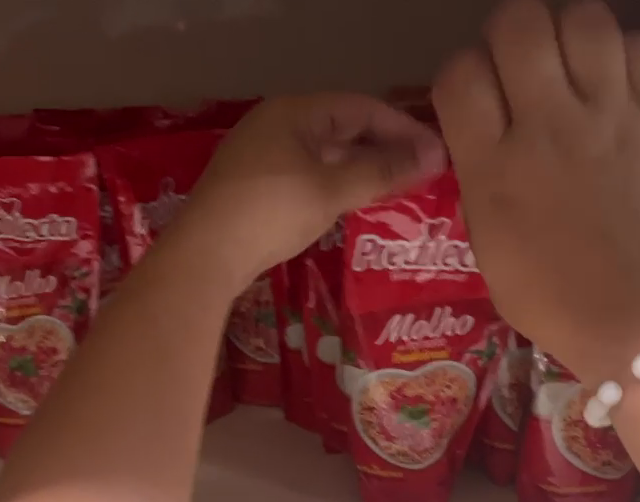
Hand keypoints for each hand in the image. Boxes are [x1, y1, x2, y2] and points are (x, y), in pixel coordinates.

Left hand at [170, 94, 446, 291]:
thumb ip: (381, 171)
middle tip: (420, 176)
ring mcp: (259, 160)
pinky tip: (349, 210)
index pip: (361, 108)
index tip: (435, 152)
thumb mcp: (330, 190)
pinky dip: (331, 191)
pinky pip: (303, 181)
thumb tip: (433, 156)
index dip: (402, 128)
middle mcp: (275, 127)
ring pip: (321, 159)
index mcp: (294, 112)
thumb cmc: (269, 212)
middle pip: (340, 131)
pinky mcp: (250, 192)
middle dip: (381, 152)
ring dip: (357, 174)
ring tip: (394, 194)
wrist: (205, 256)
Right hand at [434, 0, 639, 383]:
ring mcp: (609, 114)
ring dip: (563, 32)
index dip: (460, 76)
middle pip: (518, 24)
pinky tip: (609, 84)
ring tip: (565, 66)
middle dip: (507, 36)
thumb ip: (483, 180)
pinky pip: (635, 45)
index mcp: (493, 170)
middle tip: (516, 67)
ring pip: (581, 18)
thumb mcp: (489, 246)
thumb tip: (487, 138)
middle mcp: (546, 127)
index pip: (459, 75)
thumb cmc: (551, 300)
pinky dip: (616, 52)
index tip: (472, 100)